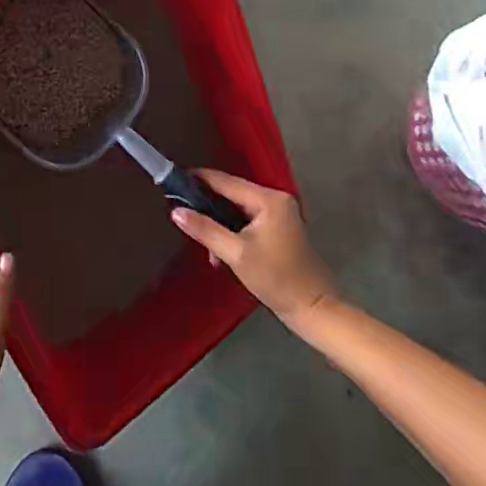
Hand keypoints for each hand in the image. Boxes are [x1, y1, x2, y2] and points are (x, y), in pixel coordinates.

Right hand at [171, 169, 337, 321]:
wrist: (312, 307)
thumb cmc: (275, 277)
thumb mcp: (236, 254)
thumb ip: (205, 230)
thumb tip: (176, 211)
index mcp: (268, 200)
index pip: (226, 182)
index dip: (199, 179)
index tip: (174, 179)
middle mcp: (275, 199)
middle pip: (232, 194)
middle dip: (208, 208)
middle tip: (183, 215)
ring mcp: (279, 213)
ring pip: (237, 210)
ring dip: (219, 225)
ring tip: (206, 248)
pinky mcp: (278, 228)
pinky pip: (247, 221)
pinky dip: (232, 232)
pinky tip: (221, 252)